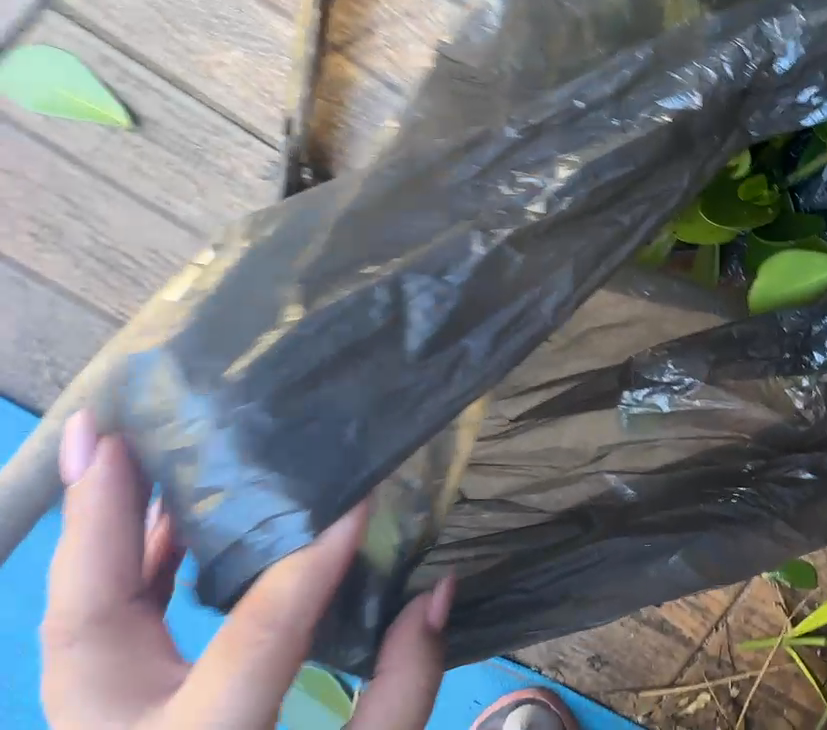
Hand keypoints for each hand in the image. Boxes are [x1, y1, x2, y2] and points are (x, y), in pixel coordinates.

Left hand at [40, 410, 452, 728]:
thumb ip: (403, 689)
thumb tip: (438, 588)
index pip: (258, 641)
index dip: (314, 567)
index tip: (360, 500)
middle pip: (90, 625)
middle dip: (98, 523)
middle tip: (107, 433)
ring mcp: (97, 726)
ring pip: (81, 621)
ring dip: (105, 533)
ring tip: (122, 451)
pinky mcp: (102, 717)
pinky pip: (108, 634)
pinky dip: (133, 570)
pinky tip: (169, 524)